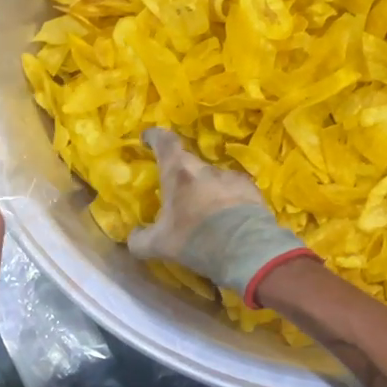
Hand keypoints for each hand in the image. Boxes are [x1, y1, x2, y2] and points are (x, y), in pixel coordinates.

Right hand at [129, 129, 313, 306]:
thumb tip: (133, 237)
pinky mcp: (253, 192)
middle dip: (180, 176)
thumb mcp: (159, 245)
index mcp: (179, 172)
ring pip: (212, 179)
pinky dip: (227, 202)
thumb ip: (140, 240)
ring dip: (205, 191)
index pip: (165, 142)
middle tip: (175, 195)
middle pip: (189, 163)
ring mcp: (232, 178)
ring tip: (203, 214)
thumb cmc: (195, 239)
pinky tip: (226, 221)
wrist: (246, 249)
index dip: (155, 137)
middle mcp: (206, 169)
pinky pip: (234, 192)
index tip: (148, 137)